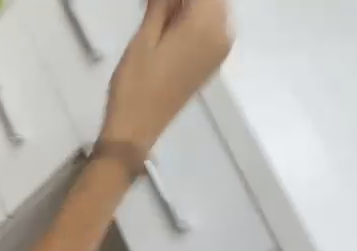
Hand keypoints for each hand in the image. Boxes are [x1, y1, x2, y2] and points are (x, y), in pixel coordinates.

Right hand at [100, 0, 232, 157]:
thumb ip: (160, 8)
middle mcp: (224, 30)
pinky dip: (195, 24)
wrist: (136, 131)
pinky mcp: (215, 61)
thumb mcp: (141, 44)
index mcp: (205, 23)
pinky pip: (213, 29)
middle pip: (211, 0)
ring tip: (160, 21)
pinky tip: (171, 34)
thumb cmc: (132, 88)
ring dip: (190, 10)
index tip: (152, 4)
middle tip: (153, 9)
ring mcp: (222, 47)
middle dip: (184, 2)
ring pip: (213, 11)